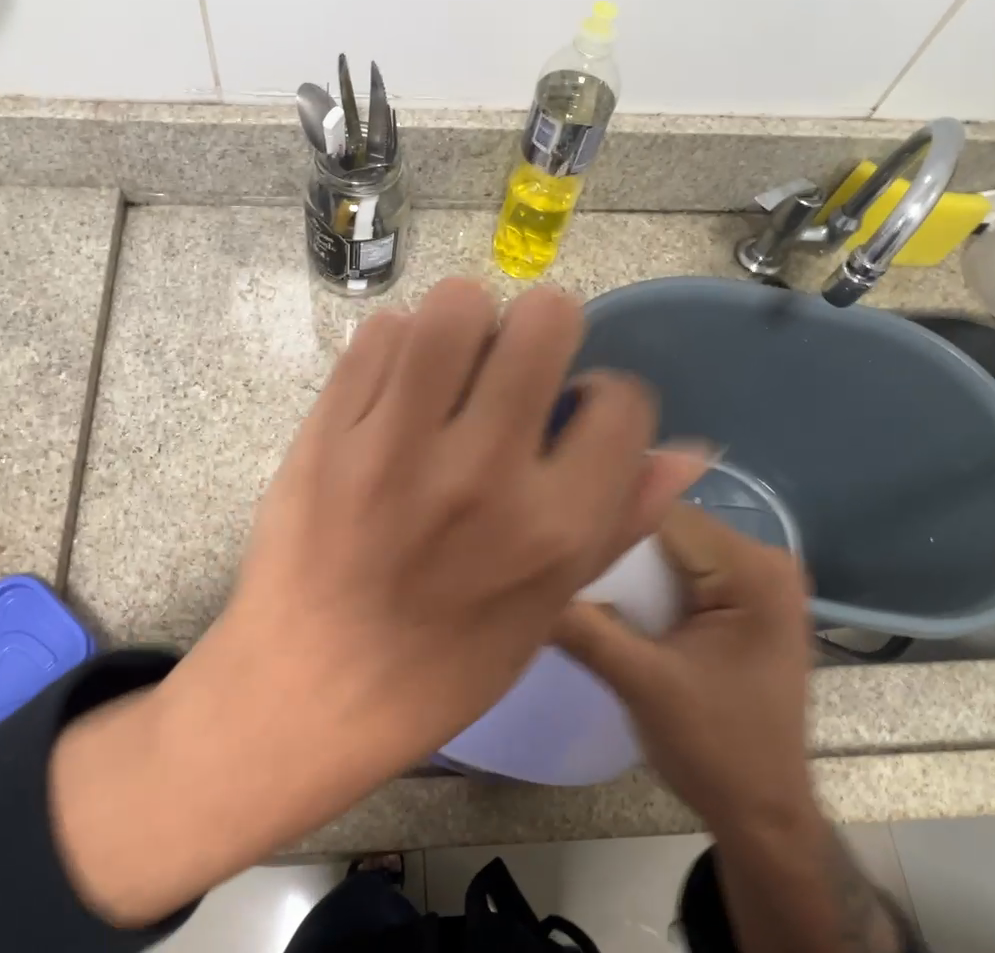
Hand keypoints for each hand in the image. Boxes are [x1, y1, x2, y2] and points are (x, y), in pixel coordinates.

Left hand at [51, 278, 706, 922]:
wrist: (307, 690)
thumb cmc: (439, 667)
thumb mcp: (545, 610)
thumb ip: (618, 522)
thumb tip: (687, 451)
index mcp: (553, 527)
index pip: (622, 401)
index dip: (606, 396)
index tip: (575, 409)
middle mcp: (484, 471)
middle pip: (544, 319)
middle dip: (543, 330)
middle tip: (513, 366)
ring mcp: (397, 445)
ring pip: (455, 305)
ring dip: (466, 322)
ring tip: (452, 364)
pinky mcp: (328, 430)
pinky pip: (379, 335)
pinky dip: (398, 347)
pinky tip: (395, 391)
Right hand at [555, 501, 815, 822]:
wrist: (763, 813)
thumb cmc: (715, 748)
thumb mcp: (640, 683)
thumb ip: (583, 628)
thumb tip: (523, 586)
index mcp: (752, 570)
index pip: (663, 515)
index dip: (606, 523)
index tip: (555, 538)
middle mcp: (765, 561)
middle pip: (668, 531)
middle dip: (614, 547)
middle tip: (559, 561)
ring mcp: (759, 584)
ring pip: (672, 553)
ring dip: (628, 570)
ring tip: (576, 581)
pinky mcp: (746, 606)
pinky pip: (685, 576)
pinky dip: (648, 589)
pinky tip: (612, 603)